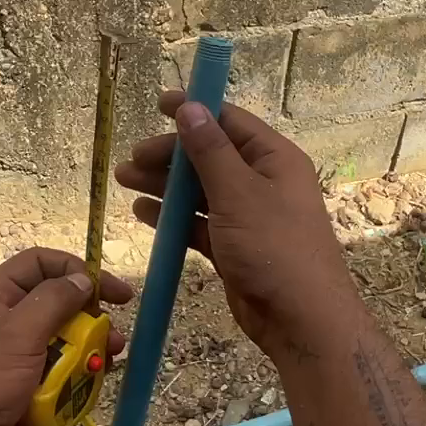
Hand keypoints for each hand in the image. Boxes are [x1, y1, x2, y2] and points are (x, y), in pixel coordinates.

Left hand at [0, 248, 131, 425]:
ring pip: (63, 339)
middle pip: (57, 302)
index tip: (111, 290)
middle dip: (90, 316)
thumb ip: (54, 300)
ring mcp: (15, 354)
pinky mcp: (24, 385)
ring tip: (109, 361)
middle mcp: (4, 319)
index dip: (77, 269)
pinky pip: (58, 370)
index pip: (40, 263)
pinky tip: (91, 384)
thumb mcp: (19, 333)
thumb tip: (83, 279)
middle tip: (115, 335)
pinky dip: (76, 375)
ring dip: (88, 349)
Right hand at [114, 92, 365, 363]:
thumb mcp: (238, 193)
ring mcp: (248, 216)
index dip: (195, 110)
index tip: (158, 104)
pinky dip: (172, 217)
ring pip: (200, 191)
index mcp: (274, 158)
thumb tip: (190, 106)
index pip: (230, 121)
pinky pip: (198, 223)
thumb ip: (210, 150)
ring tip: (125, 180)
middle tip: (132, 159)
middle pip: (210, 156)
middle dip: (170, 155)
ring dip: (164, 186)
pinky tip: (142, 212)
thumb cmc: (274, 247)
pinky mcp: (234, 246)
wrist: (300, 321)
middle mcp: (262, 182)